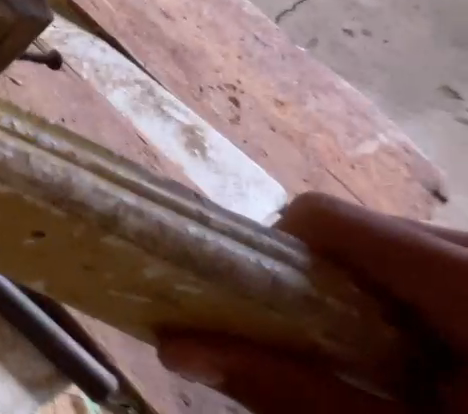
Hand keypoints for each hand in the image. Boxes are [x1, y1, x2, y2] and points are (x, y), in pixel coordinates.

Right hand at [158, 192, 467, 412]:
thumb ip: (300, 393)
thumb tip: (174, 347)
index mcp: (464, 279)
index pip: (322, 218)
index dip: (284, 258)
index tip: (287, 317)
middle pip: (376, 233)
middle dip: (351, 291)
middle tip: (368, 365)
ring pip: (430, 252)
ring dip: (406, 302)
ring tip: (437, 380)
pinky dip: (454, 308)